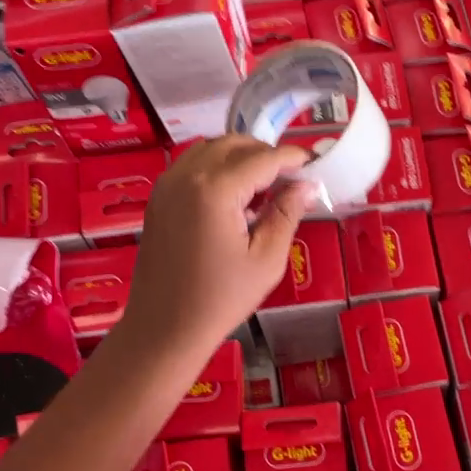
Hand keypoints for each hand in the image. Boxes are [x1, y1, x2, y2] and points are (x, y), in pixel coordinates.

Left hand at [124, 136, 314, 350]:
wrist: (165, 326)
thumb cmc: (221, 299)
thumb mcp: (266, 260)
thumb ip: (286, 214)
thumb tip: (306, 185)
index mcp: (215, 189)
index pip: (262, 158)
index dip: (291, 157)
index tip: (313, 162)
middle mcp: (187, 176)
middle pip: (233, 144)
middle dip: (265, 153)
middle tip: (290, 177)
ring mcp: (167, 184)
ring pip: (209, 149)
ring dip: (239, 156)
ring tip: (263, 186)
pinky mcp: (158, 198)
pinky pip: (191, 165)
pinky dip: (216, 167)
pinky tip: (233, 197)